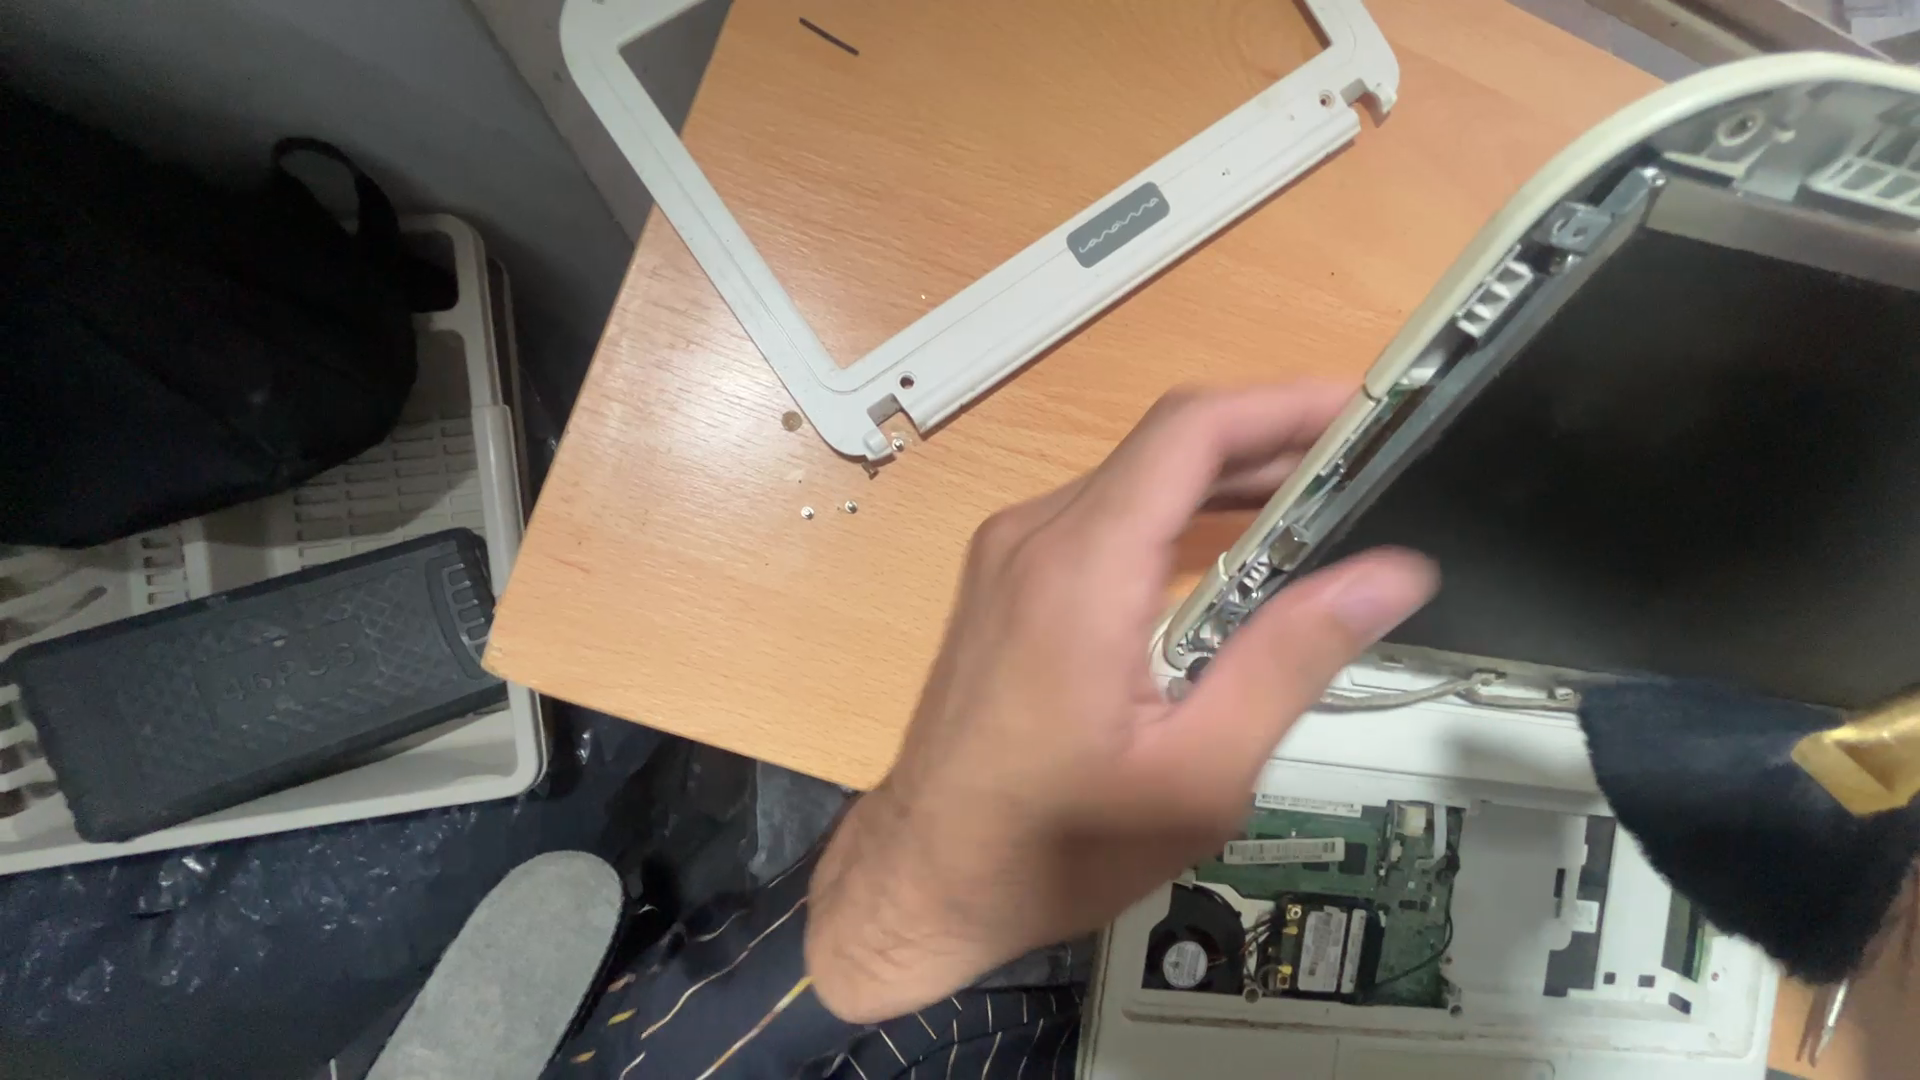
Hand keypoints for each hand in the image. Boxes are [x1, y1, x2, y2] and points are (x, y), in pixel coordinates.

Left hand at [803, 384, 1438, 1022]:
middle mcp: (1033, 536)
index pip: (1188, 432)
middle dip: (1264, 445)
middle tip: (1358, 471)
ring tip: (1311, 507)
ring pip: (1129, 479)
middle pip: (1161, 447)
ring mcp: (1007, 554)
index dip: (1281, 404)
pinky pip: (1095, 518)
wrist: (930, 869)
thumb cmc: (1056, 843)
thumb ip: (1292, 657)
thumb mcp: (1197, 770)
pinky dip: (1166, 519)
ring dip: (1218, 483)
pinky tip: (1222, 555)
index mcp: (1080, 566)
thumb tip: (1389, 576)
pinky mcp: (1002, 580)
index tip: (1360, 410)